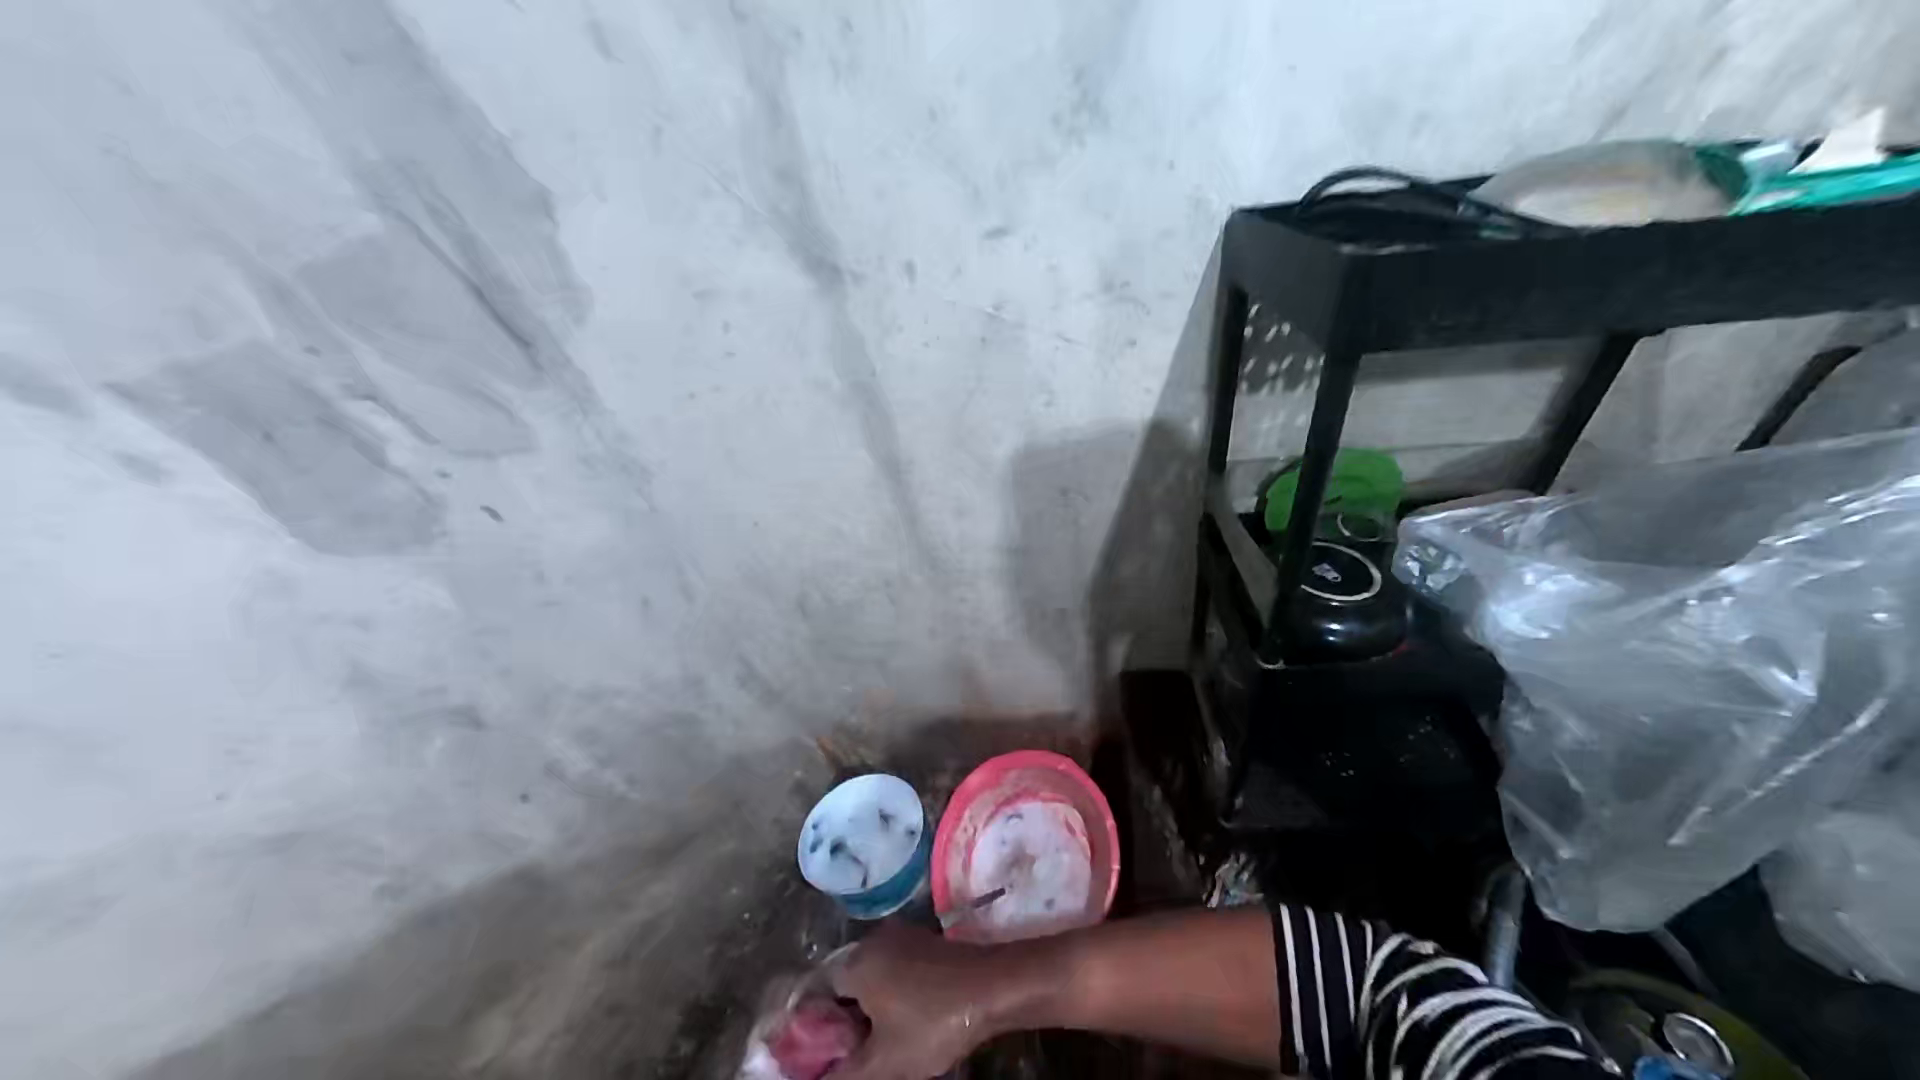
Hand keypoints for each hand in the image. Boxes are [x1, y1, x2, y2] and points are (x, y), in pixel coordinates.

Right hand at [827, 922, 1023, 1079]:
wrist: (991, 987)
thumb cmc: (932, 1022)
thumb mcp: (884, 1063)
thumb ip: (843, 1076)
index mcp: (855, 961)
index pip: (818, 994)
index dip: (817, 1029)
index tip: (828, 1057)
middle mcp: (873, 940)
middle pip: (844, 984)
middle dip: (845, 1021)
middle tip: (855, 1055)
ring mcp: (902, 937)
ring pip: (872, 977)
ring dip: (870, 1010)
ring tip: (881, 1044)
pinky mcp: (925, 943)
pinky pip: (895, 969)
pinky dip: (893, 995)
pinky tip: (906, 1022)